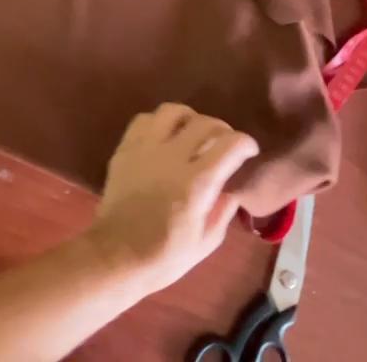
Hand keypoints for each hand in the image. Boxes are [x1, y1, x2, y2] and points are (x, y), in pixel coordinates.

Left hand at [85, 104, 258, 295]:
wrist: (117, 254)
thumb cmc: (164, 256)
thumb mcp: (205, 243)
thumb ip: (222, 212)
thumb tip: (232, 191)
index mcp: (196, 182)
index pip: (229, 145)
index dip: (245, 142)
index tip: (249, 149)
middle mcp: (172, 156)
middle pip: (203, 123)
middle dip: (221, 128)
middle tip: (224, 140)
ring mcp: (146, 148)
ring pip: (172, 111)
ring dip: (189, 117)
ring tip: (193, 131)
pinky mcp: (125, 148)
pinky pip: (144, 119)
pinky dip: (159, 122)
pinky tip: (164, 136)